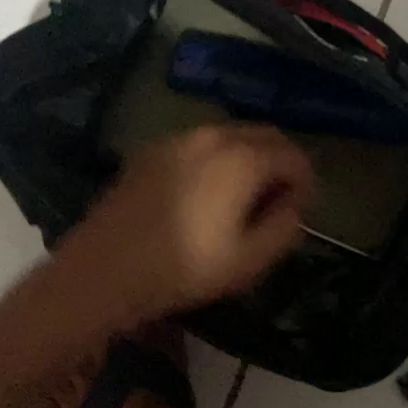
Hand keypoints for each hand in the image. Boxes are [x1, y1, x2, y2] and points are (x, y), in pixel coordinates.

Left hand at [8, 124, 312, 353]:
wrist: (100, 272)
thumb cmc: (183, 269)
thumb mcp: (250, 261)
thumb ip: (286, 227)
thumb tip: (294, 206)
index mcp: (244, 159)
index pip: (296, 157)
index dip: (306, 185)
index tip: (300, 214)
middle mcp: (215, 136)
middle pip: (268, 136)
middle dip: (282, 164)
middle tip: (278, 203)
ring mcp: (180, 139)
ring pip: (234, 135)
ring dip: (251, 159)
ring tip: (243, 199)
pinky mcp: (153, 150)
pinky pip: (202, 144)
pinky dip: (219, 159)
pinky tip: (205, 195)